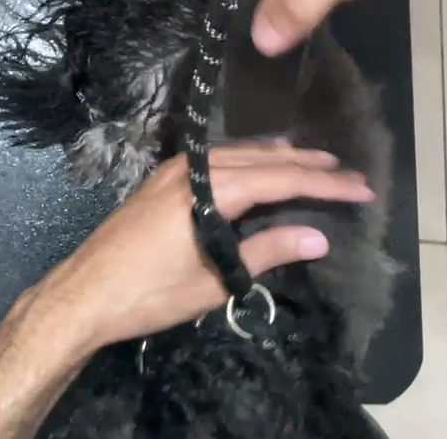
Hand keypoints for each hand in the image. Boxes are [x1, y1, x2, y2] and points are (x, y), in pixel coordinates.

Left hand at [26, 143, 373, 352]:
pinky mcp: (165, 177)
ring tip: (315, 160)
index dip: (323, 183)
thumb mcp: (214, 280)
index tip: (360, 186)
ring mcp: (177, 168)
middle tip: (347, 170)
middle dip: (307, 165)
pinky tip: (260, 162)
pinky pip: (218, 158)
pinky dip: (248, 159)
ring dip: (279, 157)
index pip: (281, 179)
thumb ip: (268, 251)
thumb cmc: (150, 293)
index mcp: (210, 189)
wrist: (85, 292)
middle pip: (263, 159)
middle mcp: (196, 166)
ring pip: (240, 154)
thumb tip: (319, 236)